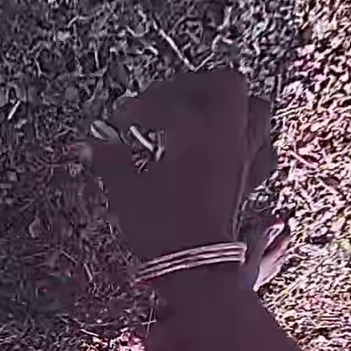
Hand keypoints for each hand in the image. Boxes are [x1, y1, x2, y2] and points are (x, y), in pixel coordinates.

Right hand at [87, 67, 275, 262]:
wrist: (196, 266)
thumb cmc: (163, 228)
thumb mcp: (127, 190)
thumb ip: (110, 160)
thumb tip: (89, 146)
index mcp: (197, 134)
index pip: (167, 103)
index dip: (141, 106)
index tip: (124, 117)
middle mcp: (227, 139)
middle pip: (226, 85)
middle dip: (193, 85)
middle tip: (166, 97)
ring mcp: (244, 159)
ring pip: (256, 109)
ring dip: (229, 104)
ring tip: (201, 112)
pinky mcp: (249, 181)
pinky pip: (261, 148)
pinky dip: (247, 138)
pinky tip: (227, 146)